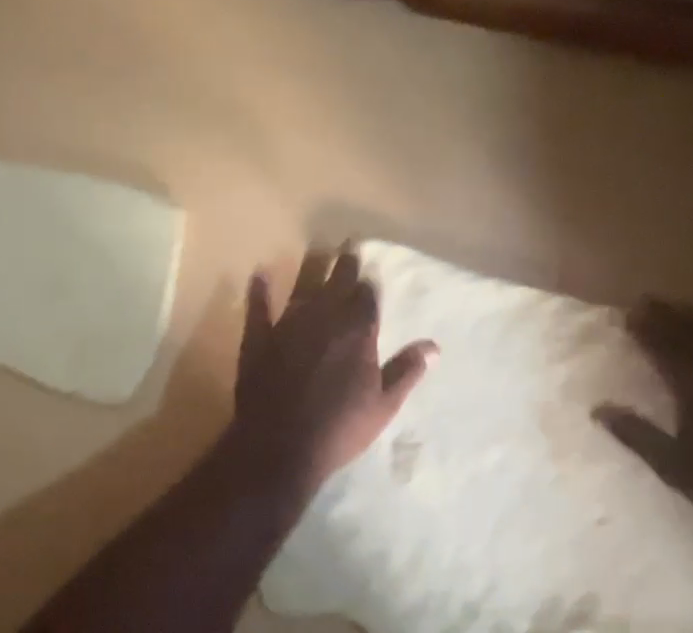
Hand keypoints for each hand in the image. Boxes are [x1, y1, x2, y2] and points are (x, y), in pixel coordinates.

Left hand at [230, 247, 437, 487]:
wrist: (281, 446)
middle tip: (348, 246)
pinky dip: (259, 290)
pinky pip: (258, 307)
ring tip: (317, 250)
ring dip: (311, 267)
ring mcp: (289, 325)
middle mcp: (324, 318)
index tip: (369, 271)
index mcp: (357, 332)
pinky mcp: (259, 337)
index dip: (368, 284)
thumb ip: (406, 371)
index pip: (366, 297)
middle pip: (337, 283)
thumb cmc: (340, 429)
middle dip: (345, 265)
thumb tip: (433, 346)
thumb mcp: (383, 406)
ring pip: (303, 286)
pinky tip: (260, 274)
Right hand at [594, 298, 692, 538]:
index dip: (643, 326)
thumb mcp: (672, 464)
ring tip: (675, 312)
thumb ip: (634, 432)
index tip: (626, 313)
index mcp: (692, 382)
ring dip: (691, 323)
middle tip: (646, 301)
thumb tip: (598, 409)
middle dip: (665, 314)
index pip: (662, 342)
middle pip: (688, 330)